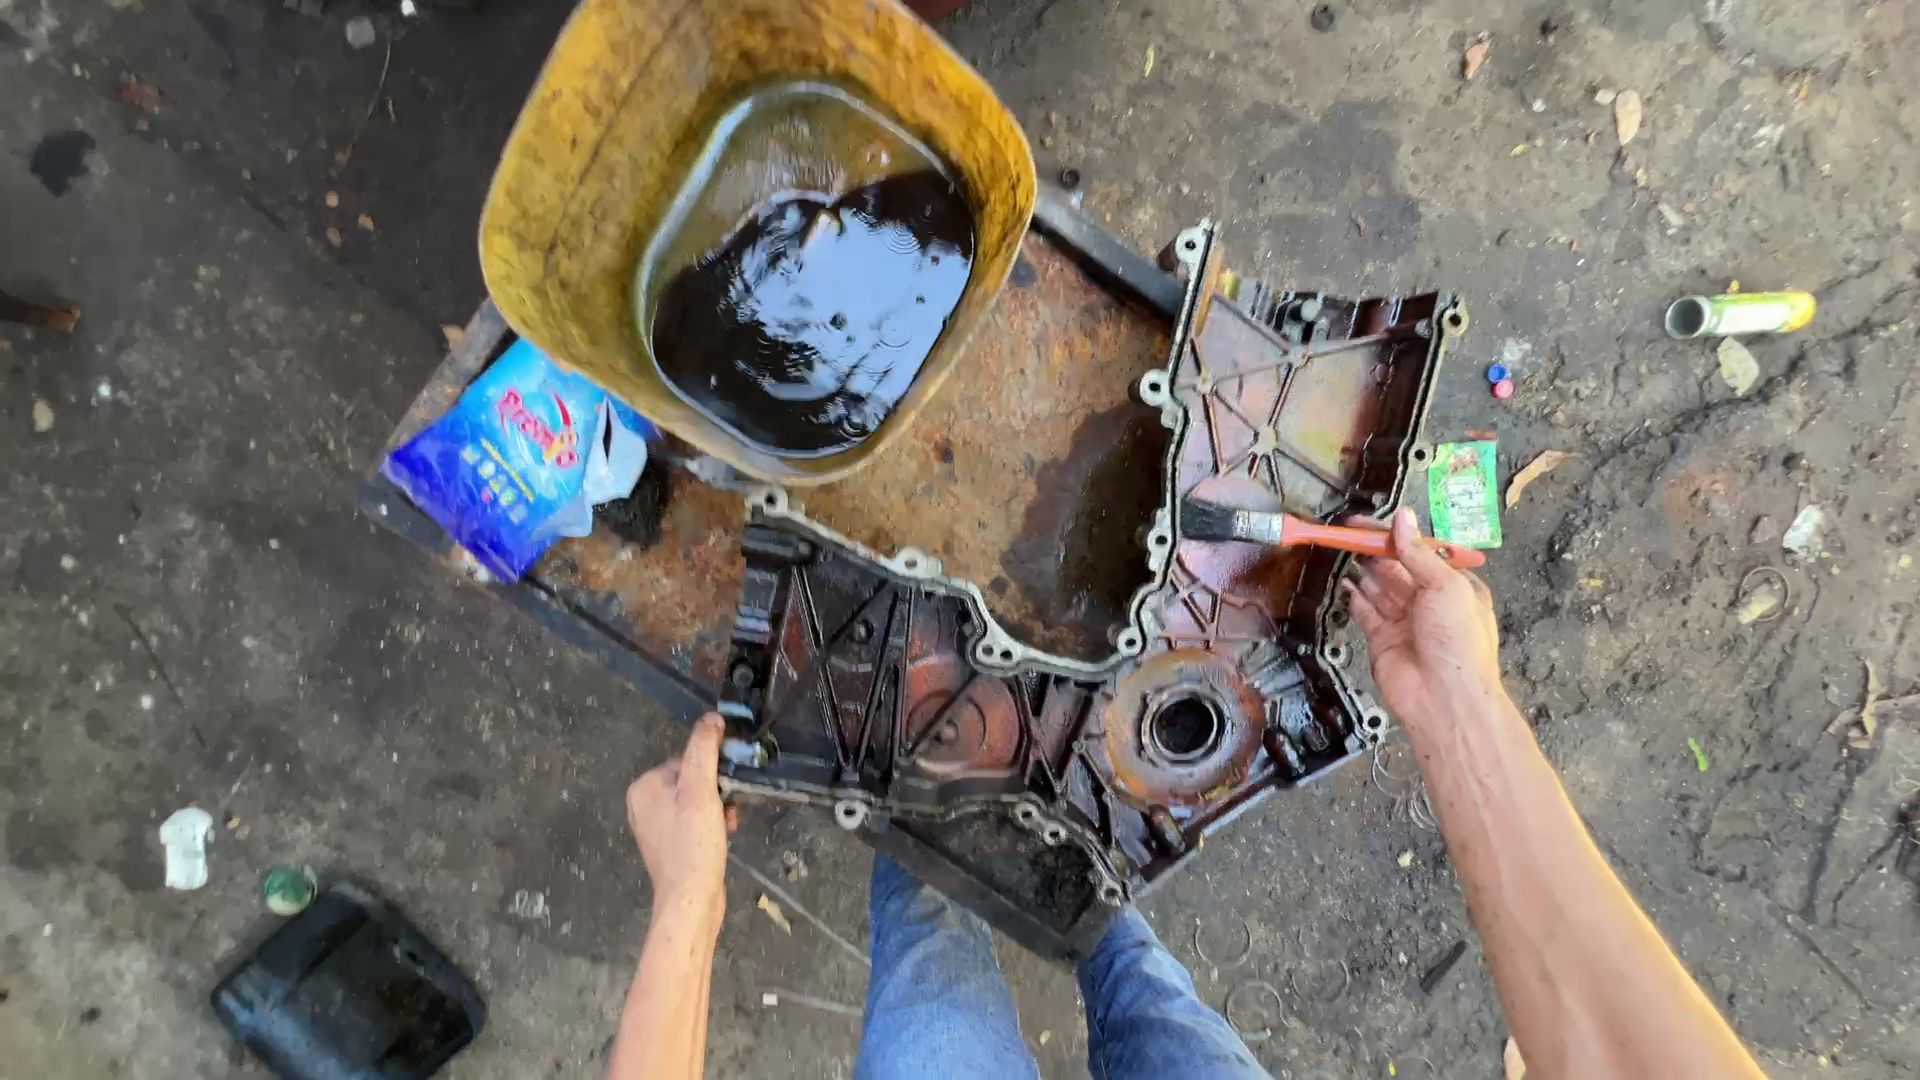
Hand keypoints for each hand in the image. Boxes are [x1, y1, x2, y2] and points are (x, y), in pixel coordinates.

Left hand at [626, 714, 738, 922]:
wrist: (691, 899)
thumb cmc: (693, 842)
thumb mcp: (701, 789)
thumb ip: (704, 749)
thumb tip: (712, 718)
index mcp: (644, 786)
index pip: (688, 760)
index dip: (712, 773)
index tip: (724, 790)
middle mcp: (643, 804)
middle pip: (694, 779)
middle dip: (717, 792)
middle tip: (728, 809)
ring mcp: (655, 826)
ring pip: (698, 800)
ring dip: (719, 807)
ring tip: (728, 824)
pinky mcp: (670, 845)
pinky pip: (695, 819)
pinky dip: (712, 823)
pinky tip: (723, 835)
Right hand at [1341, 508, 1502, 732]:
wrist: (1442, 696)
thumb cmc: (1459, 643)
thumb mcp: (1446, 586)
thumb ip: (1417, 553)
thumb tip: (1402, 519)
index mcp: (1455, 587)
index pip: (1421, 552)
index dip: (1395, 535)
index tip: (1369, 524)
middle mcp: (1430, 602)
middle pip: (1397, 567)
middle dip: (1374, 550)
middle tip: (1348, 534)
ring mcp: (1405, 620)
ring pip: (1378, 586)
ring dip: (1361, 568)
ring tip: (1339, 550)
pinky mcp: (1381, 636)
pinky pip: (1363, 609)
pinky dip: (1352, 594)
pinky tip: (1341, 579)